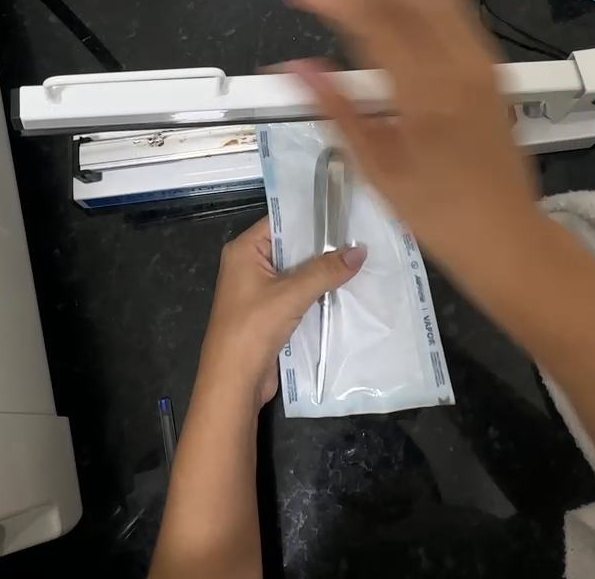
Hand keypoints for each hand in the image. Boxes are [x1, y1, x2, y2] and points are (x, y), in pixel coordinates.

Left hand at [197, 217, 366, 406]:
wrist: (234, 382)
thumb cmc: (253, 328)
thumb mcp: (291, 295)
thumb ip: (325, 271)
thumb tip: (360, 251)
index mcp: (244, 250)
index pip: (280, 222)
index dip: (310, 218)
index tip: (343, 214)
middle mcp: (248, 264)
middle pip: (290, 247)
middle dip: (321, 246)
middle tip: (359, 237)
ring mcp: (258, 290)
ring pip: (295, 272)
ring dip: (321, 271)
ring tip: (359, 260)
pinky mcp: (268, 312)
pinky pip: (296, 293)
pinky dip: (316, 292)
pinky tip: (344, 289)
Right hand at [283, 0, 542, 274]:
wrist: (506, 235)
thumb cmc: (437, 212)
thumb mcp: (374, 166)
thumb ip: (334, 108)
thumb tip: (294, 68)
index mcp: (424, 94)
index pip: (373, 18)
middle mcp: (459, 66)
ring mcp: (482, 63)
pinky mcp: (492, 67)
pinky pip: (456, 10)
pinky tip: (396, 15)